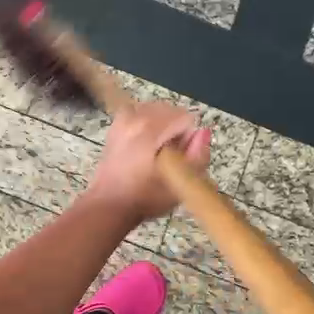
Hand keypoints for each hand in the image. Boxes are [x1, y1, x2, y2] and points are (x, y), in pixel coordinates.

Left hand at [82, 101, 211, 220]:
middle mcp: (137, 118)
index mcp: (151, 130)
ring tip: (159, 148)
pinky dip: (147, 119)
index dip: (190, 138)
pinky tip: (147, 138)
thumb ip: (196, 156)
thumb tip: (203, 131)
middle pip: (172, 111)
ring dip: (164, 124)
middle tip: (172, 155)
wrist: (110, 203)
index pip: (186, 118)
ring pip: (156, 109)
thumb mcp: (179, 184)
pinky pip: (139, 110)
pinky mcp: (116, 124)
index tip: (183, 157)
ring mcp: (124, 119)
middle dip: (178, 129)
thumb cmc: (146, 198)